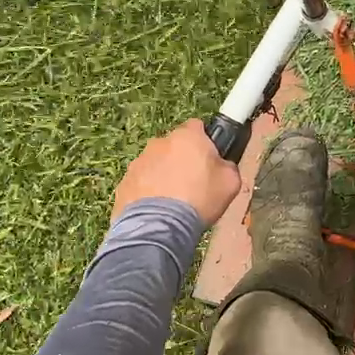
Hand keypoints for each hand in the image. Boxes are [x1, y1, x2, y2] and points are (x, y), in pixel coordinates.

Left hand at [110, 120, 242, 226]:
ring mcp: (138, 162)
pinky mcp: (124, 183)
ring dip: (163, 175)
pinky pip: (140, 183)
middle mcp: (159, 143)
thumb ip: (228, 165)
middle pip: (174, 146)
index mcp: (187, 136)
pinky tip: (157, 211)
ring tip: (173, 202)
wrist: (159, 228)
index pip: (197, 126)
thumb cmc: (199, 200)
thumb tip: (222, 165)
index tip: (209, 159)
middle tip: (193, 183)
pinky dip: (148, 192)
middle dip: (182, 159)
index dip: (205, 141)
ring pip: (155, 164)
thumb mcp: (231, 182)